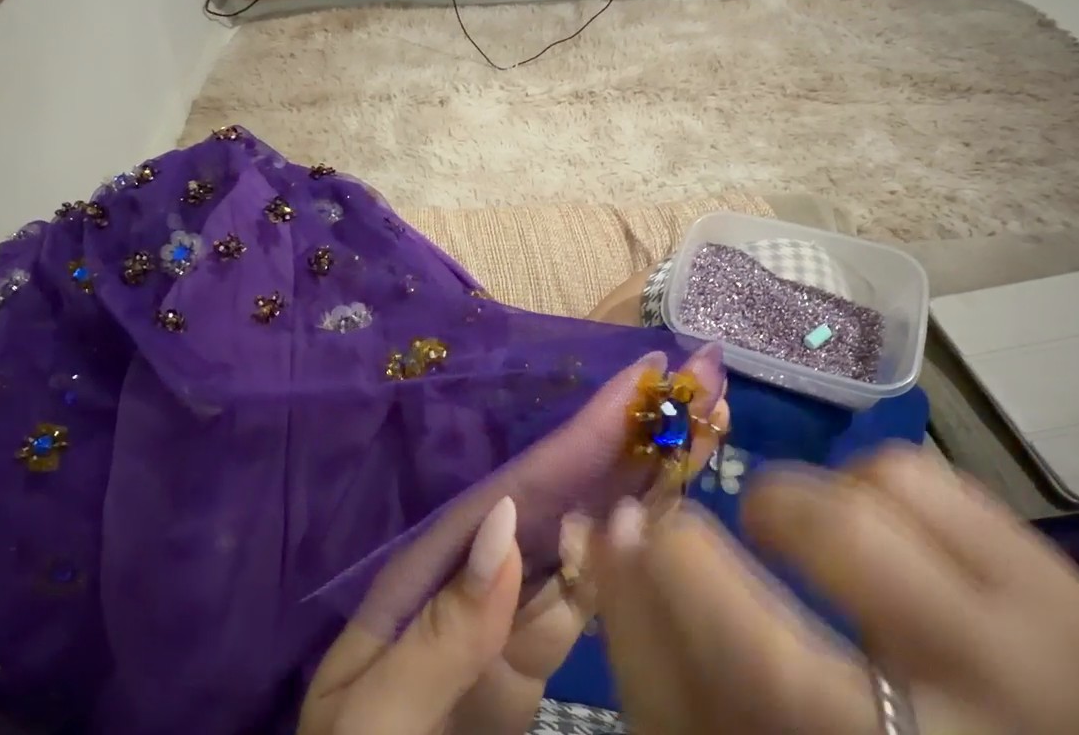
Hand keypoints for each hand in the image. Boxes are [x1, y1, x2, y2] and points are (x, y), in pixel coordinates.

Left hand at [301, 346, 729, 734]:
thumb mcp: (376, 711)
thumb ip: (441, 630)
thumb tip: (508, 523)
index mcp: (428, 572)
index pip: (516, 490)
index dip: (584, 434)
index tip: (643, 377)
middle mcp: (474, 580)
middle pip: (563, 501)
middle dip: (630, 443)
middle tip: (700, 383)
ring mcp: (506, 622)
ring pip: (587, 543)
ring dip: (643, 488)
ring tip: (702, 434)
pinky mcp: (531, 668)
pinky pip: (587, 607)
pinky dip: (631, 566)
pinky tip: (670, 522)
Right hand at [592, 447, 1078, 734]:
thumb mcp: (730, 733)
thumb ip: (657, 649)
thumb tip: (614, 528)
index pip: (772, 668)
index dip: (686, 577)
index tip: (641, 525)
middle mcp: (993, 700)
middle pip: (845, 537)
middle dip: (767, 505)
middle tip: (744, 525)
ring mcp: (1051, 636)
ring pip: (890, 484)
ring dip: (822, 497)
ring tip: (815, 547)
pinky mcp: (1065, 584)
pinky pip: (930, 476)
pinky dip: (869, 487)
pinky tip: (874, 548)